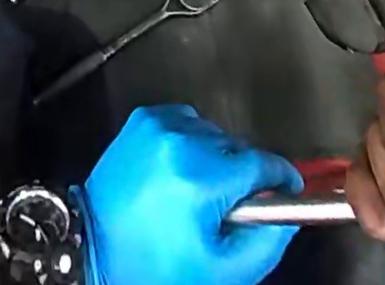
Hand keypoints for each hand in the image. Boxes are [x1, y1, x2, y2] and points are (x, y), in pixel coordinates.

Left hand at [81, 104, 302, 284]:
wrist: (94, 243)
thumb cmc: (155, 265)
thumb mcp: (219, 272)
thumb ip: (264, 244)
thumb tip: (289, 214)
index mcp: (201, 179)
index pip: (259, 163)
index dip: (281, 175)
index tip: (290, 184)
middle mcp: (182, 140)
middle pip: (236, 146)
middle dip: (242, 173)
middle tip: (231, 204)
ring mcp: (160, 124)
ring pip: (211, 131)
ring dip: (216, 153)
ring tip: (201, 187)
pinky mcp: (143, 117)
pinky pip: (185, 119)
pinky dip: (191, 138)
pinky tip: (181, 166)